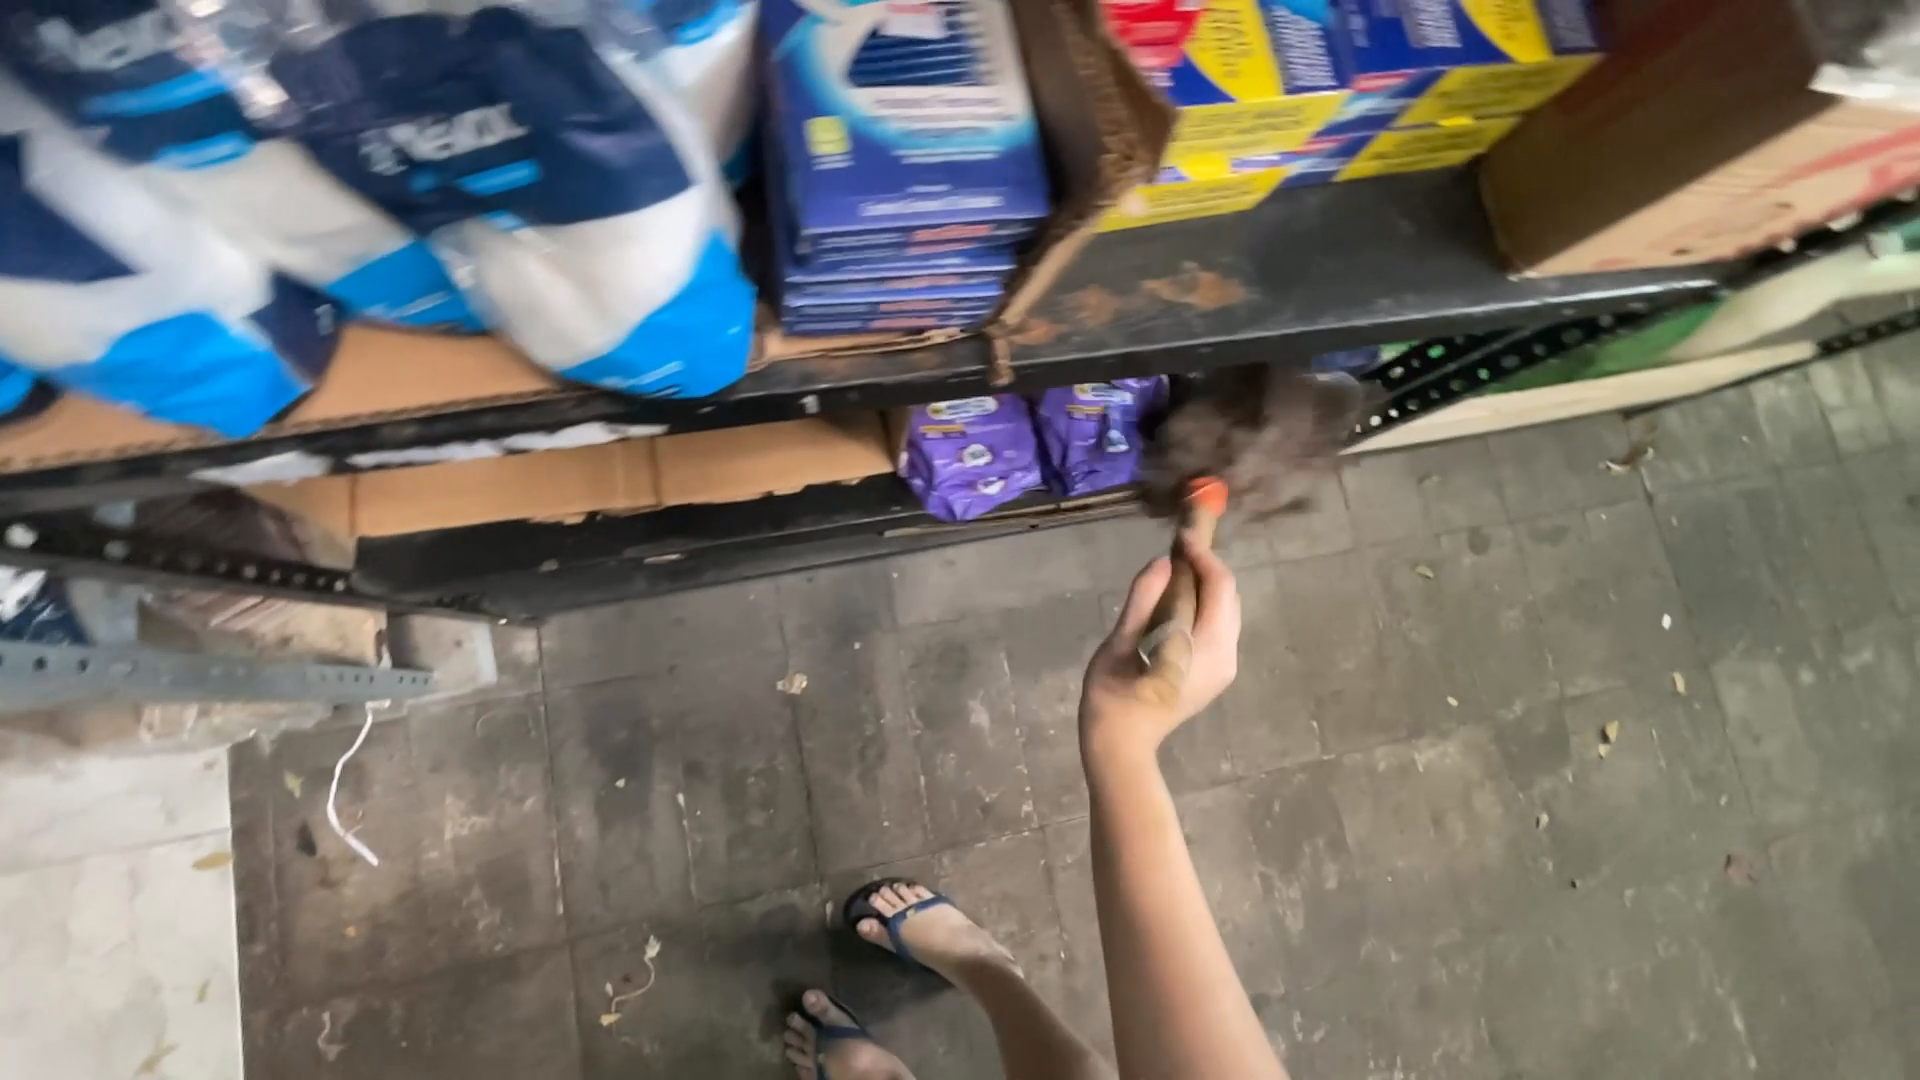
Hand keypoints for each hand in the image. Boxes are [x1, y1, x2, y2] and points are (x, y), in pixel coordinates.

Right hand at [1080, 533, 1241, 761]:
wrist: (1122, 745)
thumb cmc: (1112, 696)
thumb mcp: (1119, 644)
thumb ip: (1143, 599)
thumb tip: (1163, 561)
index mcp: (1203, 649)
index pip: (1218, 586)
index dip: (1201, 555)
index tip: (1178, 536)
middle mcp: (1226, 656)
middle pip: (1228, 595)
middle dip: (1205, 566)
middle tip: (1174, 548)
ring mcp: (1226, 666)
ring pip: (1228, 609)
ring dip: (1206, 584)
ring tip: (1174, 569)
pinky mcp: (1219, 671)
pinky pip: (1220, 625)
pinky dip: (1205, 604)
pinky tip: (1178, 600)